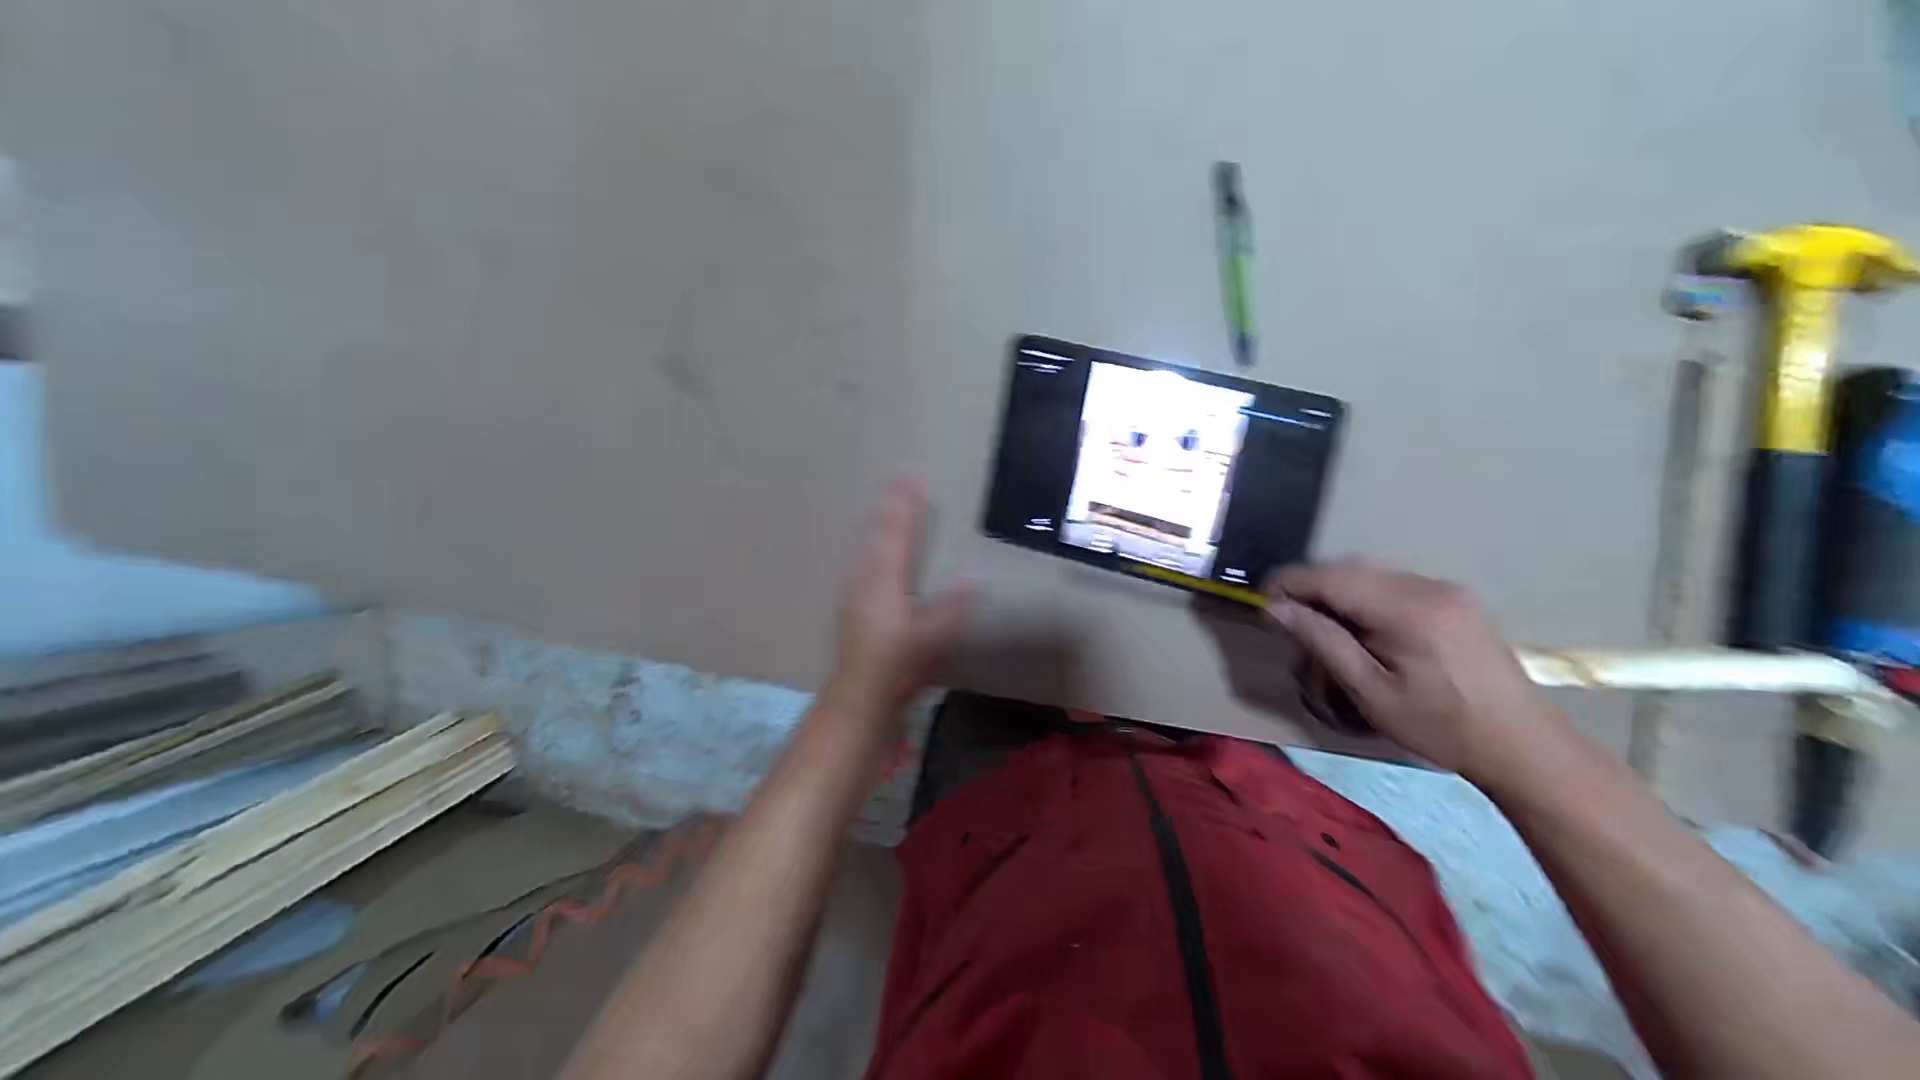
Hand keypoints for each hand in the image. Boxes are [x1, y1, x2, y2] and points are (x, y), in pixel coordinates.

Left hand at [827, 477, 973, 715]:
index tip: (914, 477)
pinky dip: (869, 540)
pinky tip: (869, 544)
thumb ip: (952, 606)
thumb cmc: (898, 665)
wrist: (859, 695)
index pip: (898, 532)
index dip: (907, 504)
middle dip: (889, 502)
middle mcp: (866, 577)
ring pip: (866, 542)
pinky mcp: (851, 602)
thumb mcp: (932, 637)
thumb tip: (974, 577)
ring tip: (884, 500)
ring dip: (877, 518)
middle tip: (898, 477)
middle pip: (877, 530)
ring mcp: (854, 588)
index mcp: (886, 579)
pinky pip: (860, 557)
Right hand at [1265, 559, 1567, 781]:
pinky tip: (1356, 621)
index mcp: (1407, 608)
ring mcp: (1445, 589)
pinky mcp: (1455, 599)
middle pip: (1350, 567)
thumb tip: (1277, 608)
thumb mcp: (1369, 691)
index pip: (1331, 577)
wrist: (1522, 743)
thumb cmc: (1439, 726)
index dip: (1289, 583)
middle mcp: (1427, 586)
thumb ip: (1322, 641)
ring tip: (1314, 618)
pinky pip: (1393, 582)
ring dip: (1335, 587)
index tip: (1261, 602)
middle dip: (1309, 584)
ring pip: (1371, 571)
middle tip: (1283, 613)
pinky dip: (1363, 593)